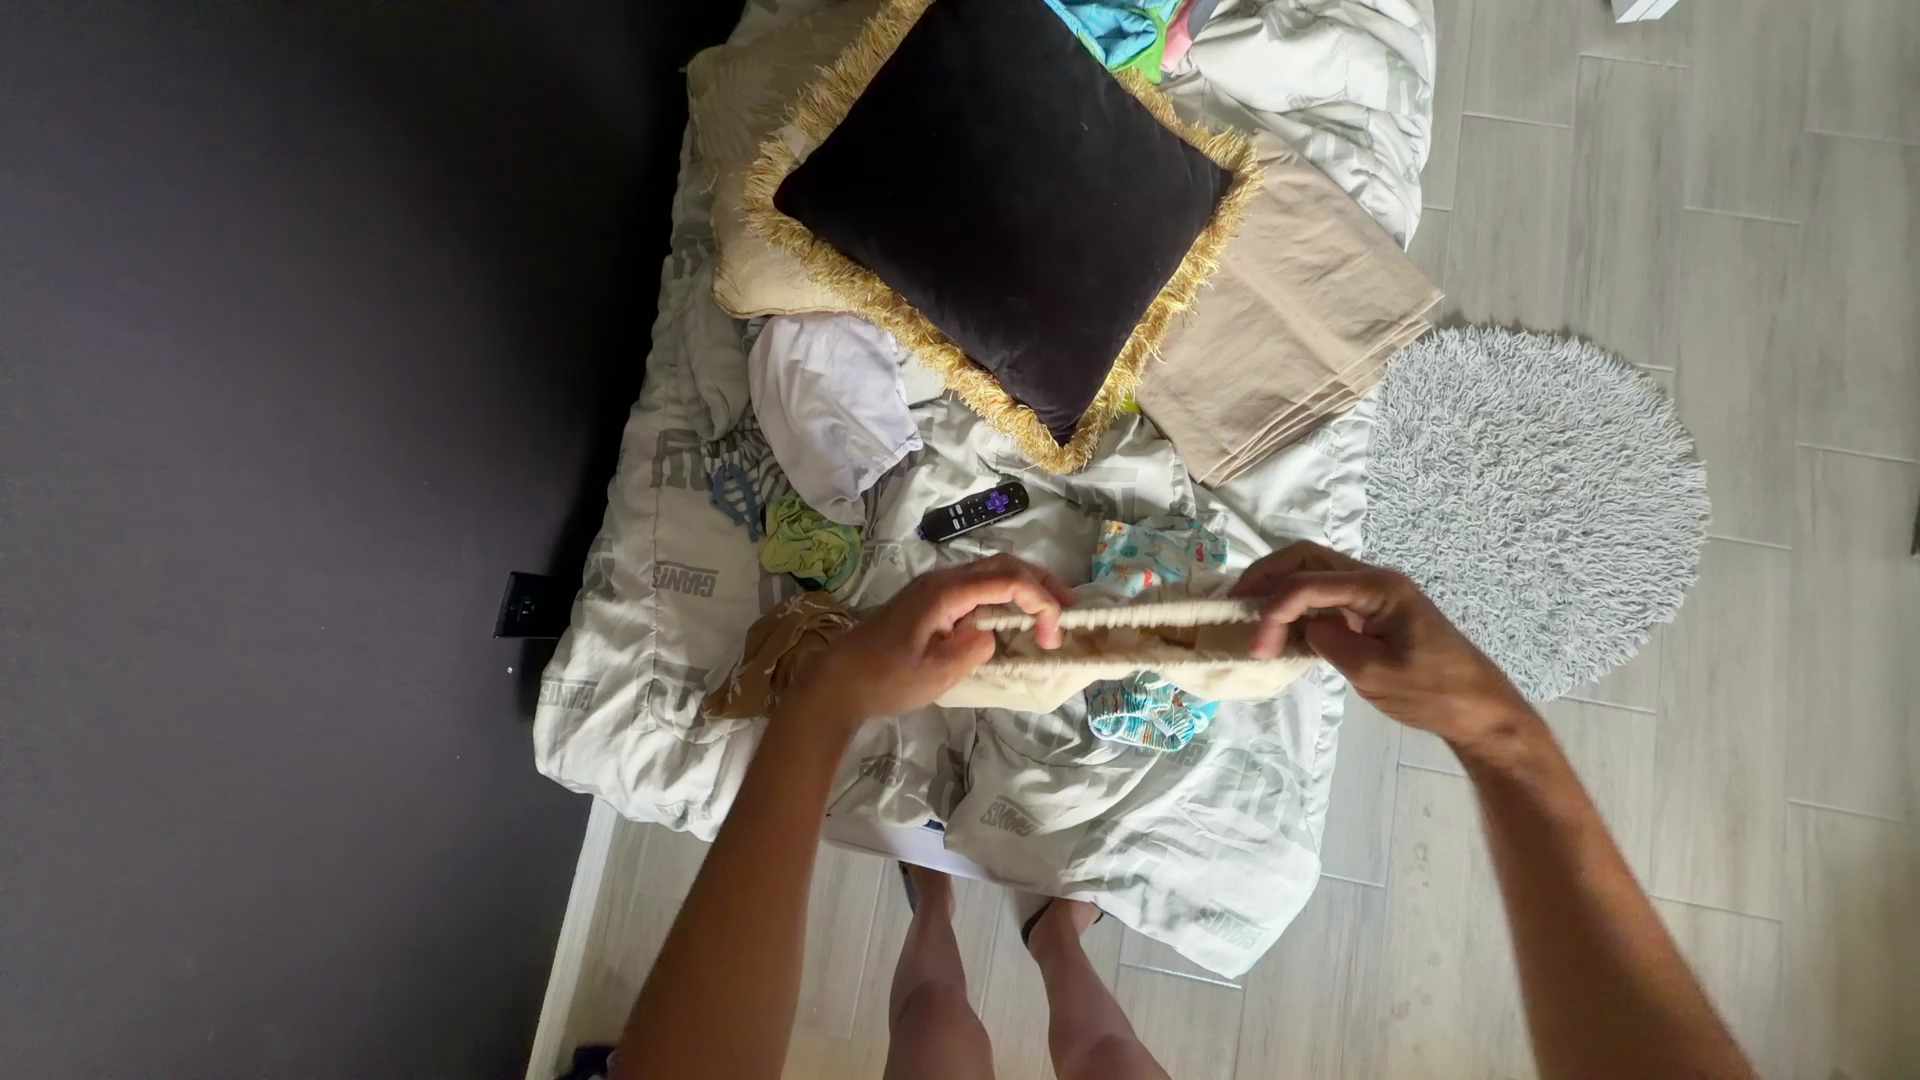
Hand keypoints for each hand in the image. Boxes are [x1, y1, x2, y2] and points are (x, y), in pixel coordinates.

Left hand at [785, 555, 1074, 728]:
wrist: (840, 680)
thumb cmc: (886, 679)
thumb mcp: (936, 672)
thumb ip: (974, 648)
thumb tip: (992, 633)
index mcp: (945, 592)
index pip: (1007, 580)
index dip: (1039, 601)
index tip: (1054, 635)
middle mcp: (943, 580)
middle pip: (1004, 565)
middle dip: (1042, 583)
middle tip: (1070, 610)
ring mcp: (936, 588)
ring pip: (992, 572)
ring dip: (1026, 586)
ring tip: (1052, 611)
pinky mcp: (932, 601)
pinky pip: (979, 586)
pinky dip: (1006, 595)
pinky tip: (1015, 617)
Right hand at [1230, 541, 1529, 747]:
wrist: (1480, 712)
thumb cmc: (1434, 693)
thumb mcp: (1374, 673)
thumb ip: (1329, 642)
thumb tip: (1304, 627)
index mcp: (1379, 588)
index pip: (1307, 584)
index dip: (1274, 610)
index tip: (1258, 647)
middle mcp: (1373, 580)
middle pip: (1305, 557)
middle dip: (1265, 577)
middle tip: (1235, 603)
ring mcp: (1372, 594)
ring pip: (1311, 570)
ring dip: (1277, 586)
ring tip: (1249, 611)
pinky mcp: (1369, 612)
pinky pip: (1322, 594)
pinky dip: (1294, 604)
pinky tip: (1278, 625)